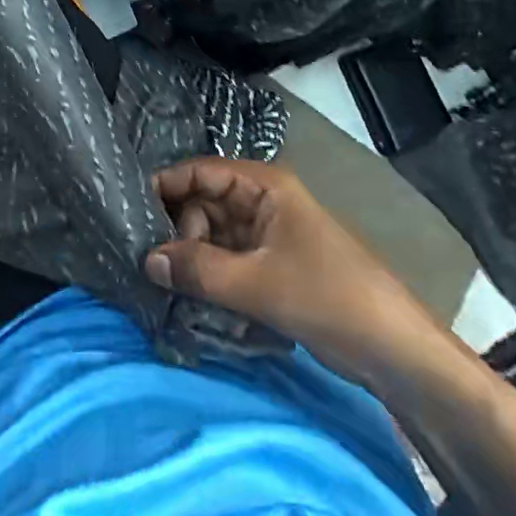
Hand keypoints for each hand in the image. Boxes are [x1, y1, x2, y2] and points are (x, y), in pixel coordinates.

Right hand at [145, 157, 441, 379]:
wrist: (388, 344)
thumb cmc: (326, 295)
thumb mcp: (256, 282)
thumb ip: (197, 269)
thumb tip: (145, 259)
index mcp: (265, 186)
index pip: (201, 172)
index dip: (166, 187)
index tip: (127, 214)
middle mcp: (263, 203)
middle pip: (203, 203)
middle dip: (176, 231)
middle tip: (151, 267)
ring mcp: (266, 236)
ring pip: (212, 236)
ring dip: (189, 258)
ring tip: (160, 285)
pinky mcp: (269, 267)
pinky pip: (226, 261)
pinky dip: (206, 275)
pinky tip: (185, 297)